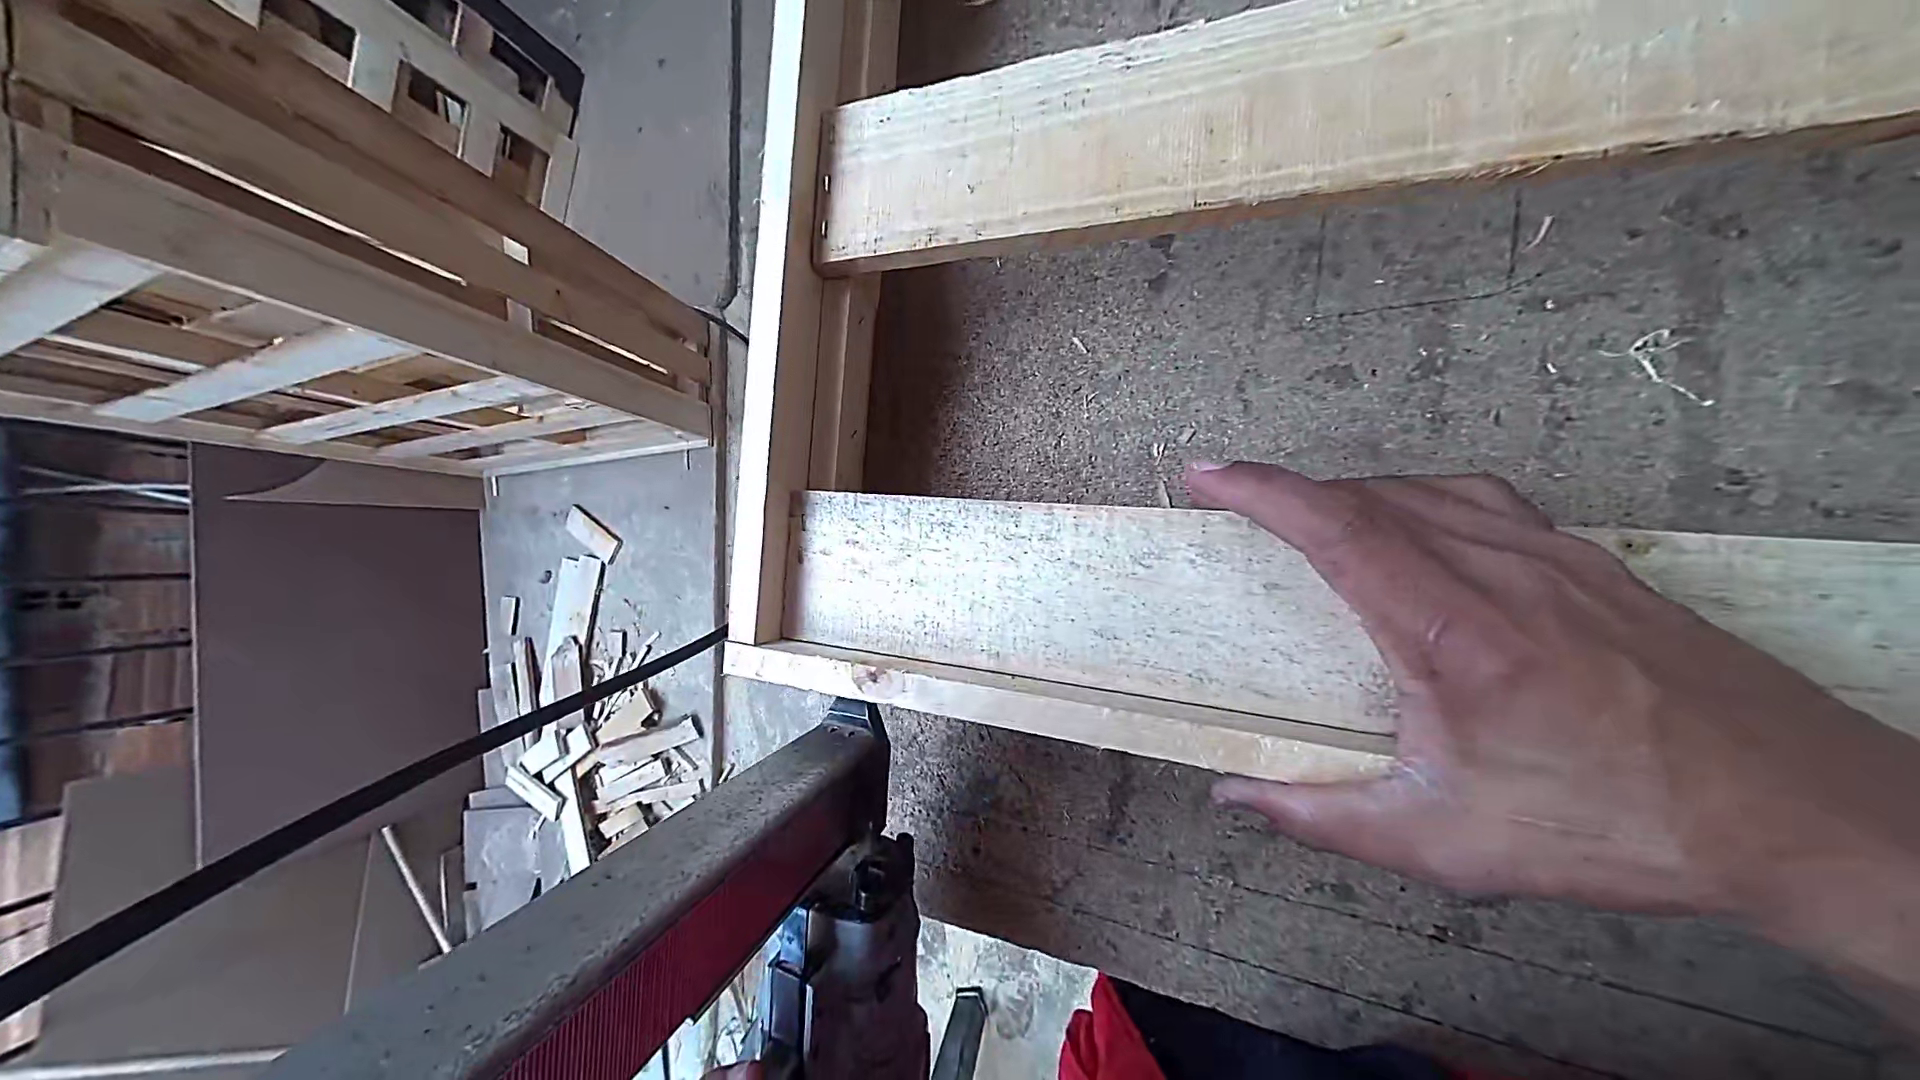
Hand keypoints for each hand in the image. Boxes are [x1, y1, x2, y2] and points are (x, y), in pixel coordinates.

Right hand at [1186, 463, 1919, 1018]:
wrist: (1811, 820)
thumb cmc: (1621, 829)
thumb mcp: (1446, 843)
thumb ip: (1321, 817)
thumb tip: (1233, 797)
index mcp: (1457, 633)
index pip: (1338, 528)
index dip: (1261, 491)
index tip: (1207, 477)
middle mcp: (1502, 574)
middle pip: (1367, 497)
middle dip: (1283, 488)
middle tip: (1230, 495)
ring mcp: (1550, 556)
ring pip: (1418, 489)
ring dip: (1342, 491)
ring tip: (1297, 510)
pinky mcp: (1584, 560)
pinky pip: (1473, 498)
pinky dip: (1408, 495)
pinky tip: (1399, 520)